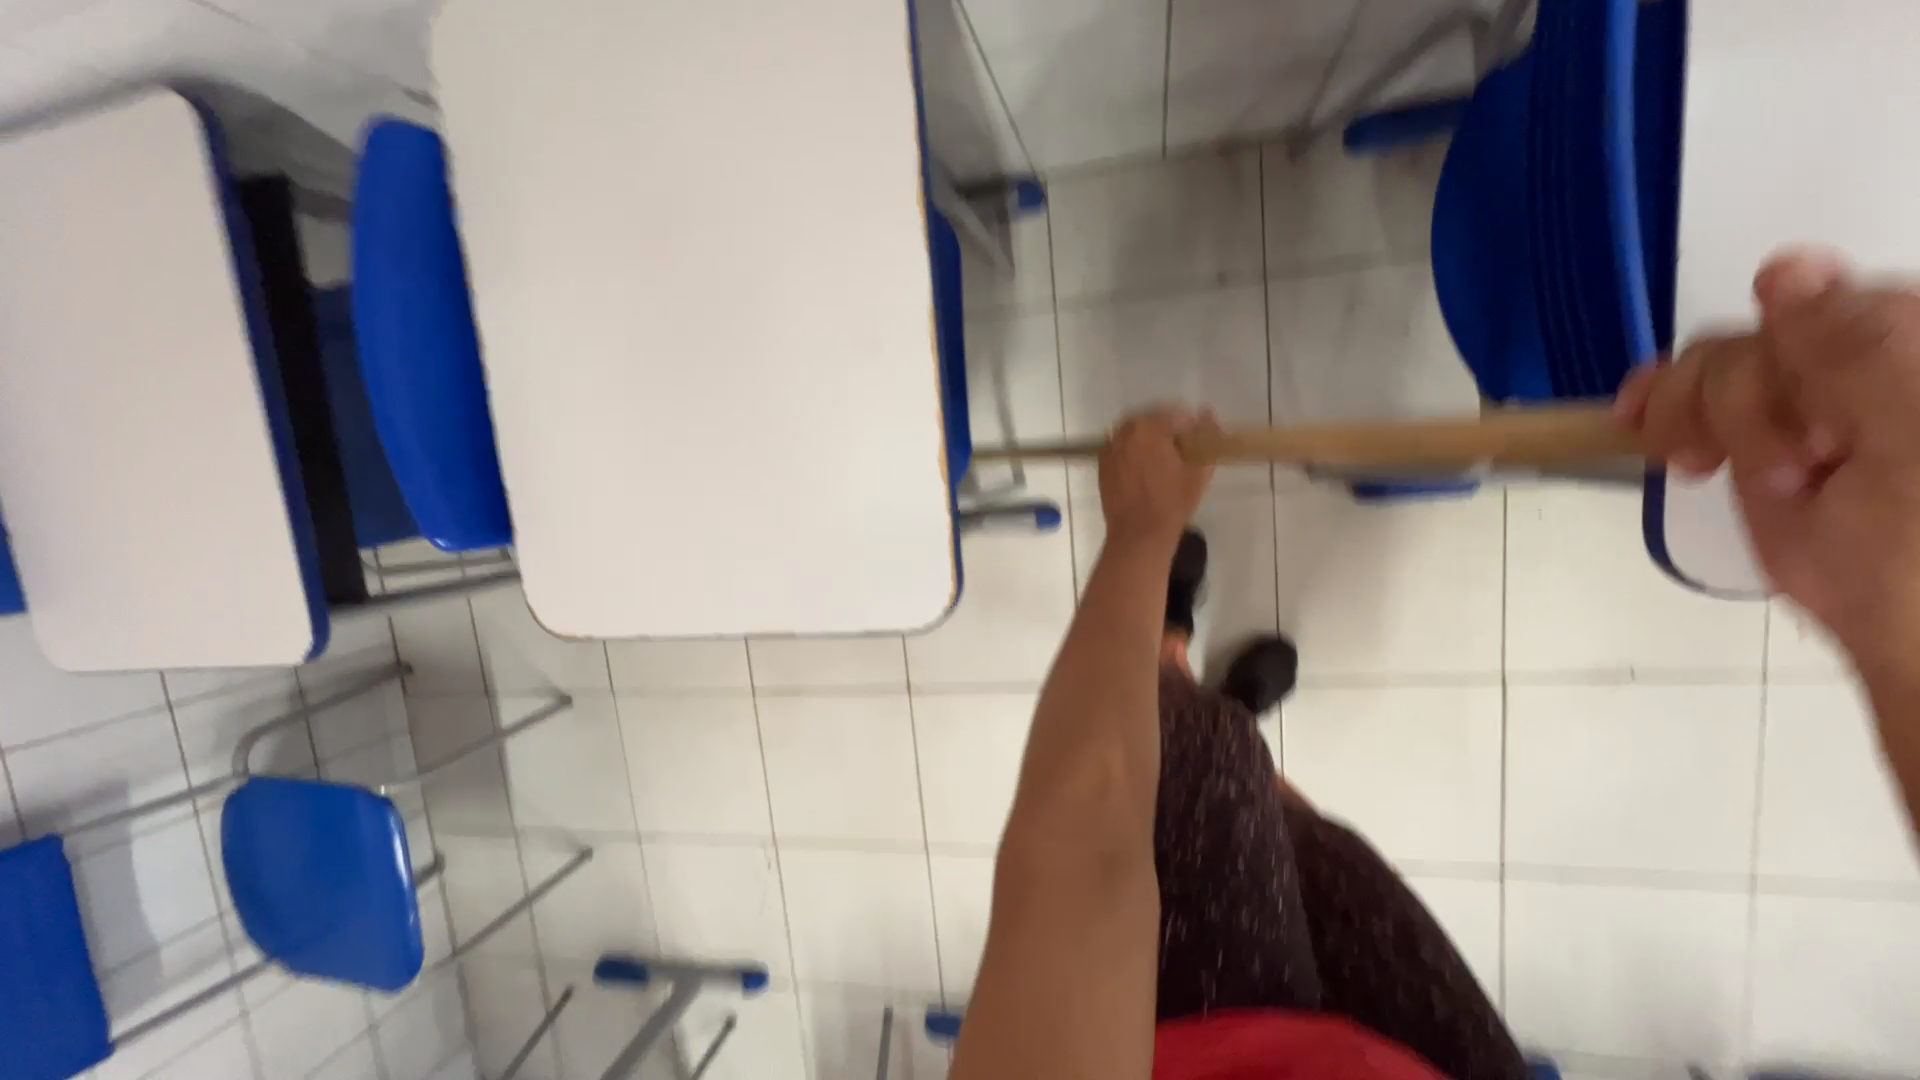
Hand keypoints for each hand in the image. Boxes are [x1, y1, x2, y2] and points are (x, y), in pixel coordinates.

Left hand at [1098, 407, 1214, 550]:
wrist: (1138, 533)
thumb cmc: (1172, 503)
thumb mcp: (1198, 470)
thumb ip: (1206, 435)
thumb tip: (1209, 412)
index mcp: (1150, 427)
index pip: (1176, 415)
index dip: (1190, 428)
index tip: (1196, 444)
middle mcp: (1125, 431)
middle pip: (1152, 421)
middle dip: (1167, 432)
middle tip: (1179, 452)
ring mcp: (1110, 447)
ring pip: (1134, 434)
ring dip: (1149, 441)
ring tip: (1162, 461)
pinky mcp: (1102, 464)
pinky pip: (1121, 449)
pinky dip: (1132, 453)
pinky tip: (1143, 470)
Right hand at [1616, 250, 1919, 680]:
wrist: (1914, 627)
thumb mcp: (1908, 447)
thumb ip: (1859, 350)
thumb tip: (1784, 269)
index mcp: (1912, 344)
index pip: (1830, 306)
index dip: (1794, 363)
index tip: (1814, 440)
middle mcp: (1863, 358)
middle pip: (1761, 334)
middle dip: (1742, 404)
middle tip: (1789, 473)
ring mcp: (1803, 396)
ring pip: (1712, 361)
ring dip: (1690, 415)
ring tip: (1703, 467)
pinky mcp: (1753, 429)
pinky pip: (1686, 392)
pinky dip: (1657, 409)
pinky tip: (1653, 437)